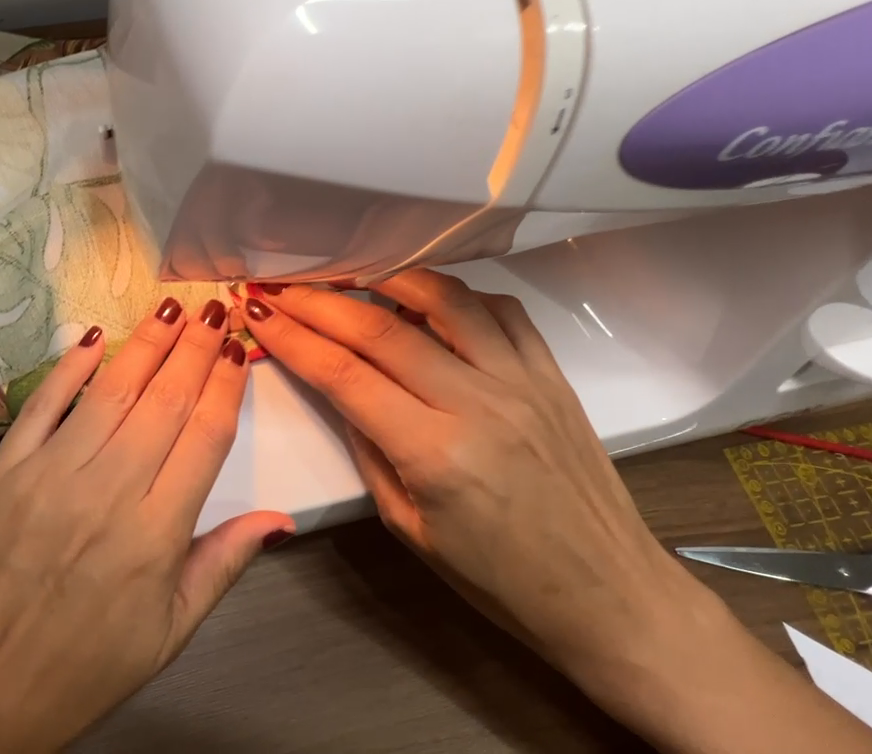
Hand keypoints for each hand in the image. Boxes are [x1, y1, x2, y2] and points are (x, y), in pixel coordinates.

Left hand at [0, 298, 292, 753]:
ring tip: (169, 309)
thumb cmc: (83, 670)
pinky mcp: (2, 472)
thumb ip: (222, 565)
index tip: (238, 348)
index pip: (204, 437)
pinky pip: (42, 407)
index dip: (225, 386)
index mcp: (155, 535)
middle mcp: (105, 493)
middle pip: (162, 402)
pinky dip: (68, 369)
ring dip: (143, 346)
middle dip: (192, 349)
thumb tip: (279, 517)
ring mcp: (48, 476)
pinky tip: (92, 339)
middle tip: (212, 307)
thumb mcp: (168, 633)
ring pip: (108, 394)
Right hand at [238, 273, 871, 753]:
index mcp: (434, 454)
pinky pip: (501, 310)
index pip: (344, 374)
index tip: (259, 313)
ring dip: (386, 277)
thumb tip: (339, 388)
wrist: (612, 598)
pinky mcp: (552, 376)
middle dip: (319, 301)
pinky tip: (429, 299)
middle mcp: (477, 404)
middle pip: (381, 328)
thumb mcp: (409, 527)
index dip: (292, 338)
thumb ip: (369, 450)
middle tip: (280, 284)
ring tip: (347, 273)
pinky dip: (456, 293)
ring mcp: (521, 382)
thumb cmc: (499, 580)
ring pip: (444, 299)